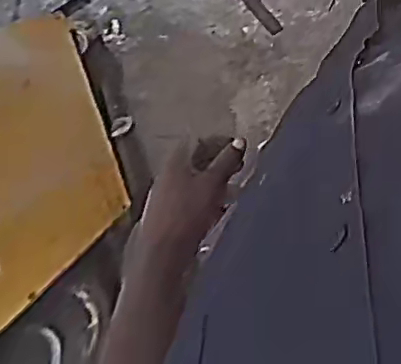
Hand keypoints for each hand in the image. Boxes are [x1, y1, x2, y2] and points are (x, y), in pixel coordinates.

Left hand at [127, 136, 245, 281]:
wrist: (161, 259)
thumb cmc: (188, 213)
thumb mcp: (214, 181)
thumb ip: (228, 159)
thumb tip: (239, 141)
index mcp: (175, 162)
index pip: (199, 140)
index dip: (221, 141)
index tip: (239, 149)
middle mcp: (165, 177)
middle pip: (196, 162)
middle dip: (219, 165)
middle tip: (238, 170)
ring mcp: (162, 199)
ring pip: (193, 183)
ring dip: (214, 184)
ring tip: (231, 193)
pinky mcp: (165, 219)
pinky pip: (189, 201)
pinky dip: (205, 201)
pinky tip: (217, 212)